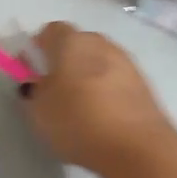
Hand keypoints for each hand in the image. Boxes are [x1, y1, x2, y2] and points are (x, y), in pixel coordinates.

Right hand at [22, 21, 176, 176]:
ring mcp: (127, 62)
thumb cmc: (76, 121)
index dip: (39, 46)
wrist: (136, 147)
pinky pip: (115, 78)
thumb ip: (33, 90)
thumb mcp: (37, 110)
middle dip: (64, 59)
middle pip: (78, 42)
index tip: (33, 68)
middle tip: (53, 87)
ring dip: (87, 74)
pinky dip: (105, 89)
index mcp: (71, 44)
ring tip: (78, 104)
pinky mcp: (144, 84)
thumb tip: (36, 82)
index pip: (51, 30)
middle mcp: (101, 44)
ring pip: (99, 60)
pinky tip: (100, 113)